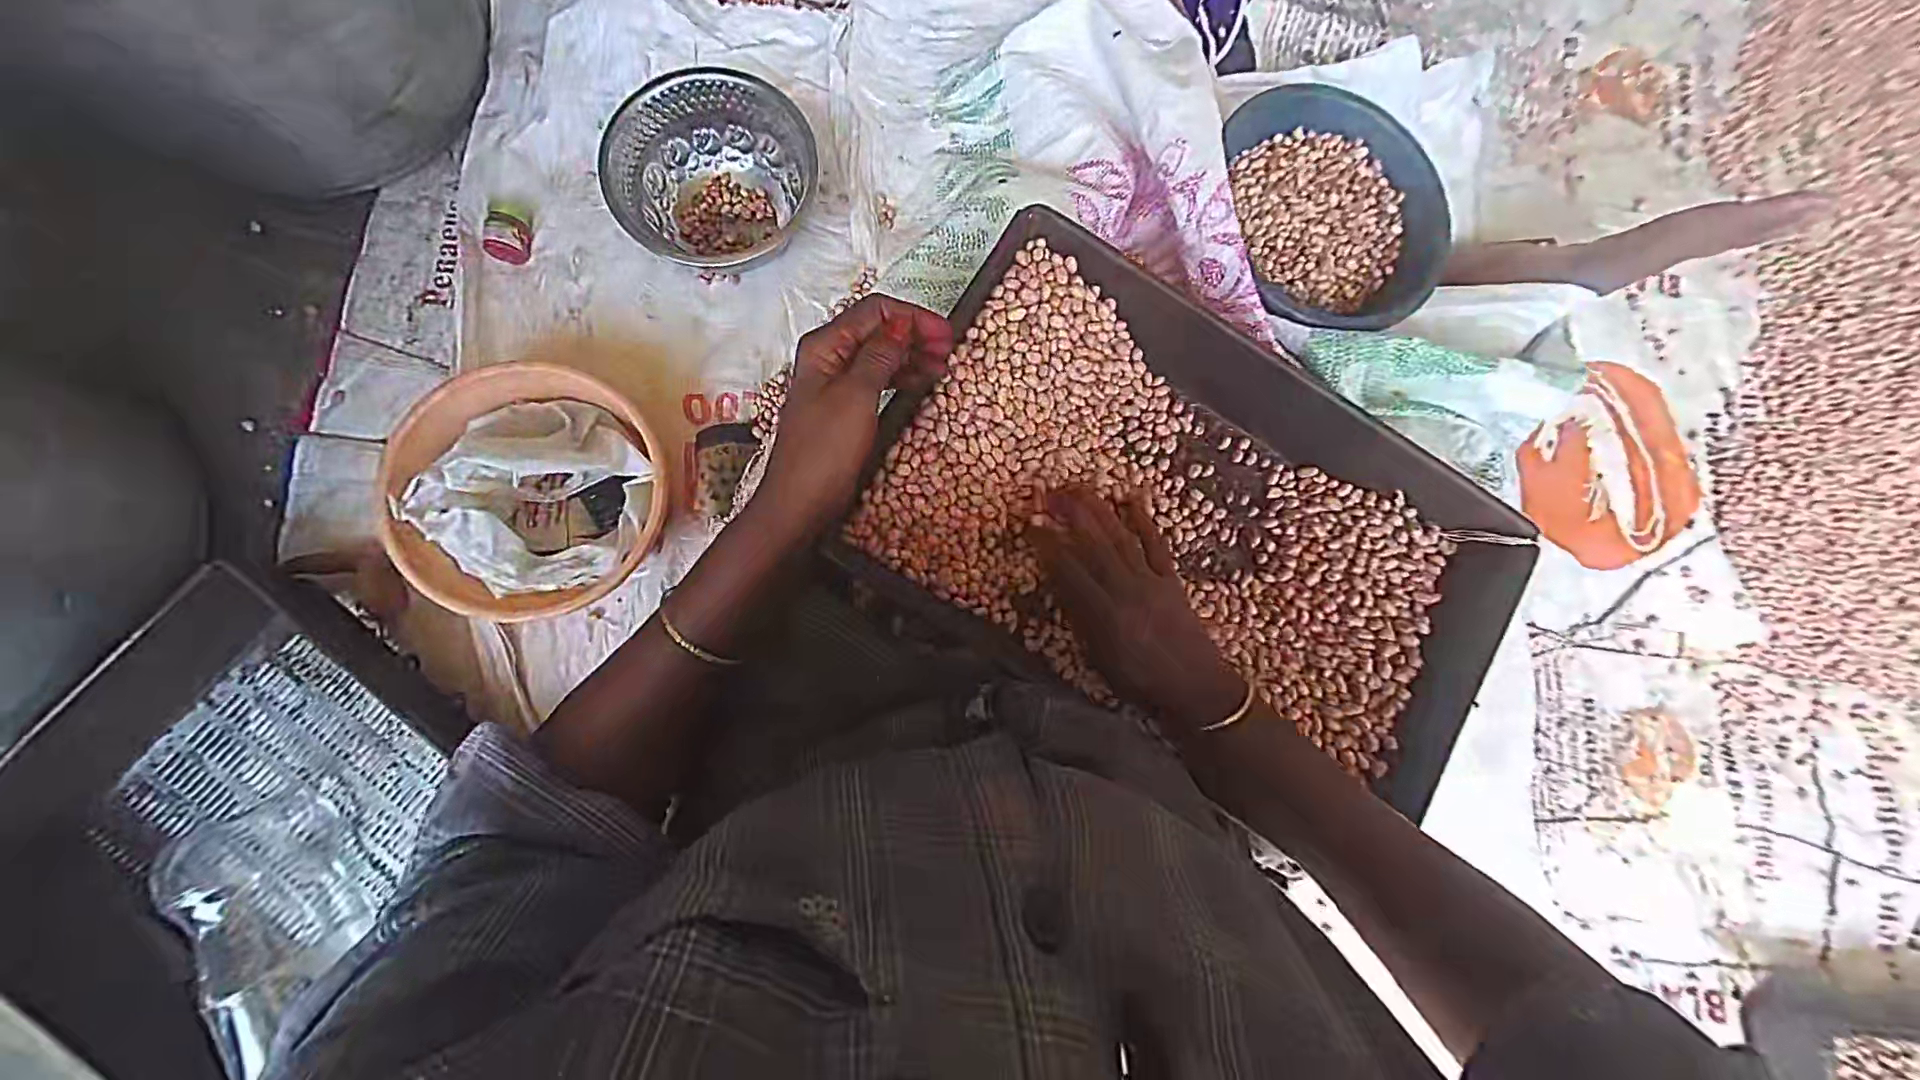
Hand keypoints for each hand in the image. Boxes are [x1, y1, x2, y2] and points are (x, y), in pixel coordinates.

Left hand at [758, 295, 951, 542]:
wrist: (801, 500)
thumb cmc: (824, 450)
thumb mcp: (857, 396)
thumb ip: (879, 356)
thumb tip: (901, 325)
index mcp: (825, 346)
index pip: (873, 311)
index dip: (912, 317)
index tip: (944, 334)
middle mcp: (828, 358)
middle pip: (877, 330)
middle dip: (914, 334)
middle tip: (948, 349)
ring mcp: (836, 383)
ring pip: (880, 355)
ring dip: (911, 355)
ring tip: (941, 366)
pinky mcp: (845, 406)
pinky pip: (877, 380)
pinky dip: (900, 377)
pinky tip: (921, 382)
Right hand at [1029, 486, 1245, 729]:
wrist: (1197, 688)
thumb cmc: (1141, 682)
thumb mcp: (1100, 659)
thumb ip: (1080, 620)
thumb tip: (1060, 584)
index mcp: (1105, 614)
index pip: (1069, 570)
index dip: (1048, 545)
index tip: (1032, 525)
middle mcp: (1127, 590)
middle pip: (1094, 545)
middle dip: (1070, 516)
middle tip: (1050, 494)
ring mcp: (1152, 581)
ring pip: (1121, 538)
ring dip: (1099, 511)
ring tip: (1080, 489)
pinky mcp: (1171, 580)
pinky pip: (1156, 545)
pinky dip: (1144, 521)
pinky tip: (1131, 500)